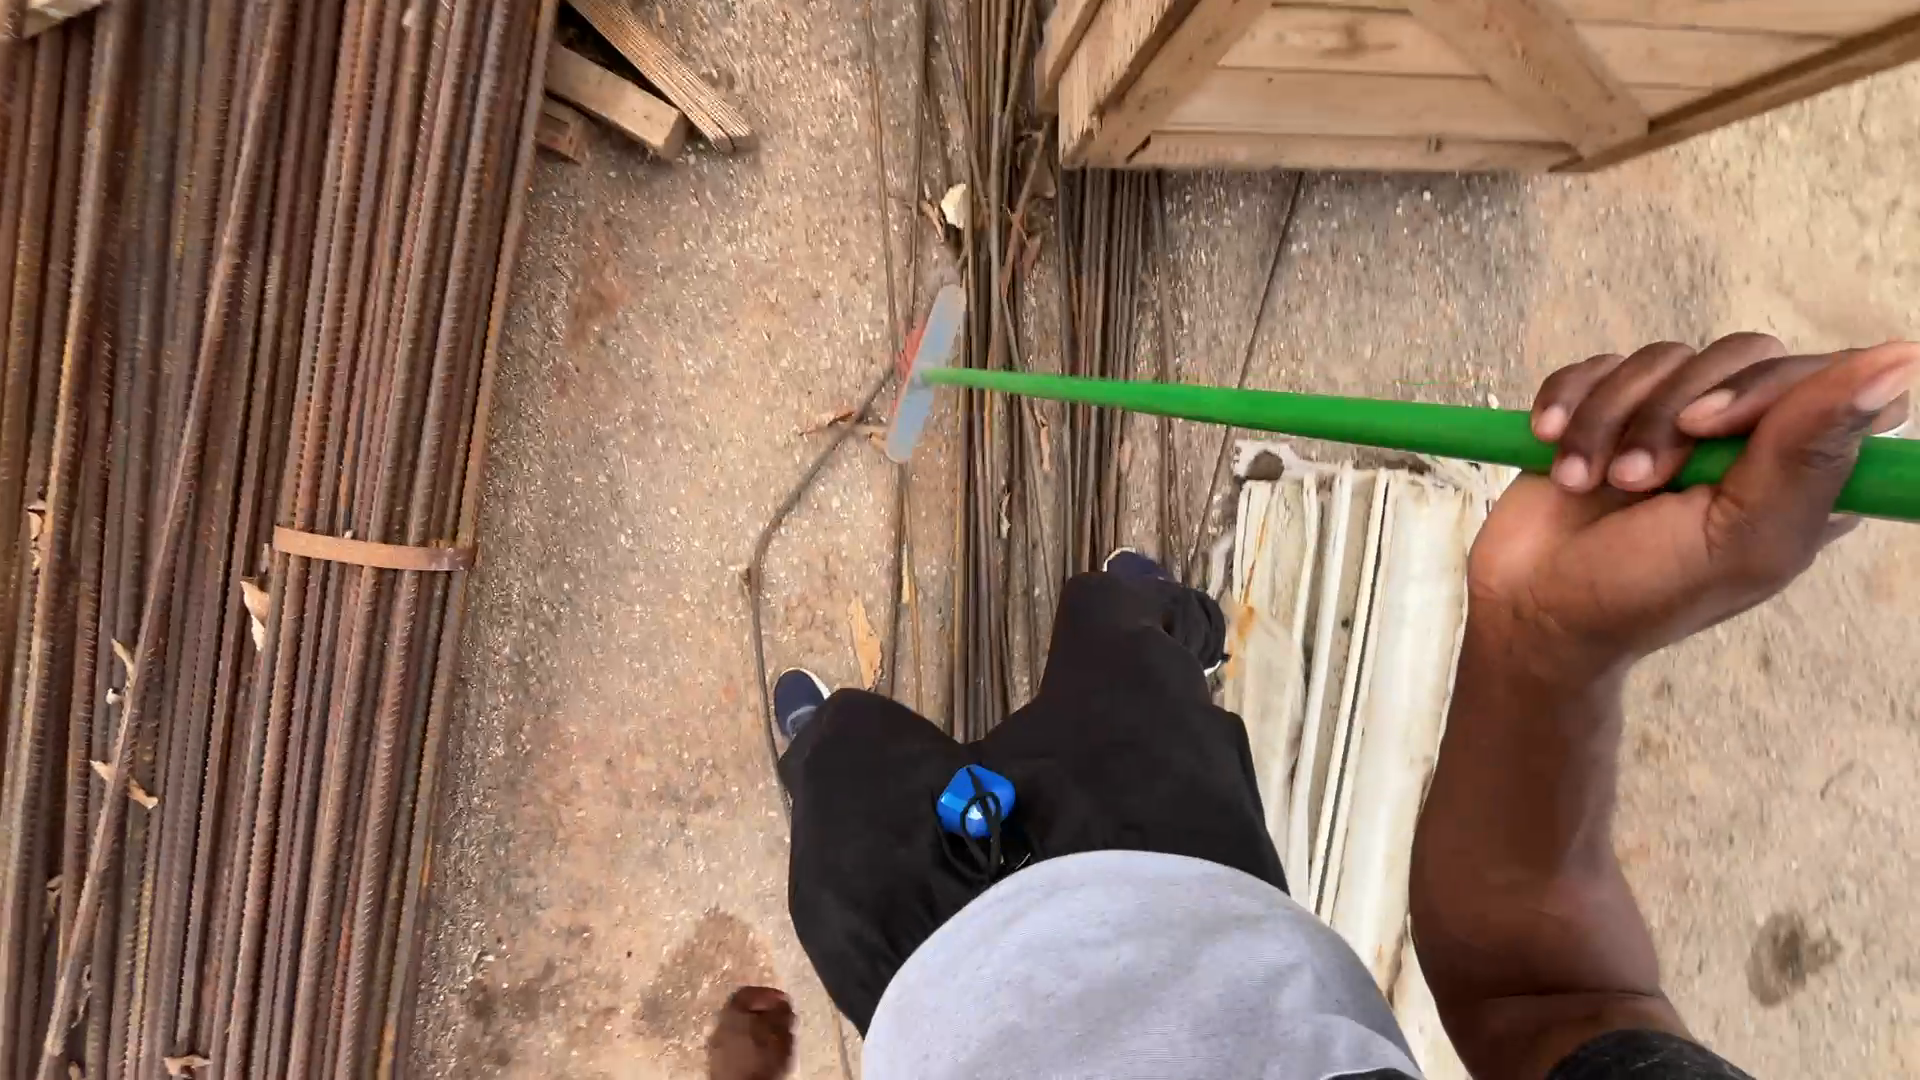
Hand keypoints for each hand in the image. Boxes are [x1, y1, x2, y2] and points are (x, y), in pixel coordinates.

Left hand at [706, 986, 794, 1079]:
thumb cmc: (763, 1054)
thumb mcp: (782, 1026)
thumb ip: (782, 1009)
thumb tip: (783, 1003)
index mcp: (731, 1010)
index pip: (748, 992)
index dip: (768, 994)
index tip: (783, 1002)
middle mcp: (719, 1027)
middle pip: (743, 1014)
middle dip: (764, 1017)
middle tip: (781, 1022)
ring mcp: (716, 1049)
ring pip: (741, 1034)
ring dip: (758, 1036)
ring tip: (776, 1042)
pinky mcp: (720, 1069)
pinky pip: (739, 1052)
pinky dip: (752, 1051)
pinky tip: (765, 1058)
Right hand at [1468, 335, 1913, 681]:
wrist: (1525, 606)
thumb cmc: (1635, 592)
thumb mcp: (1739, 539)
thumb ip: (1808, 453)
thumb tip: (1900, 356)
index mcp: (1796, 469)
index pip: (1822, 377)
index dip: (1765, 387)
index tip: (1704, 428)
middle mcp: (1733, 437)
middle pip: (1731, 358)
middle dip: (1662, 416)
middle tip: (1632, 481)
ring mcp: (1655, 424)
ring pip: (1652, 362)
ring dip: (1601, 420)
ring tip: (1579, 480)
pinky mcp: (1588, 419)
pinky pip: (1585, 371)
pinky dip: (1562, 401)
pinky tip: (1547, 440)